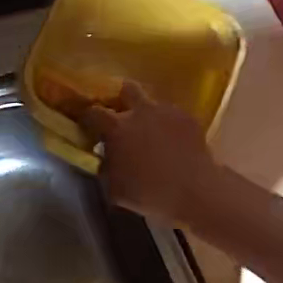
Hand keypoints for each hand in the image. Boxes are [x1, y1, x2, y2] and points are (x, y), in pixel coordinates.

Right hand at [80, 84, 223, 223]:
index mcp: (117, 128)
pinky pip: (171, 115)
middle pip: (126, 89)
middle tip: (119, 116)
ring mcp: (168, 112)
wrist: (195, 191)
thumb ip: (105, 167)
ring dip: (146, 114)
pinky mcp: (189, 118)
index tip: (87, 127)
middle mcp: (141, 112)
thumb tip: (104, 157)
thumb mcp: (114, 187)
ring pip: (151, 103)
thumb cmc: (148, 192)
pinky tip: (169, 142)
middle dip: (120, 98)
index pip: (93, 112)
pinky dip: (166, 125)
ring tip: (148, 133)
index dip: (87, 118)